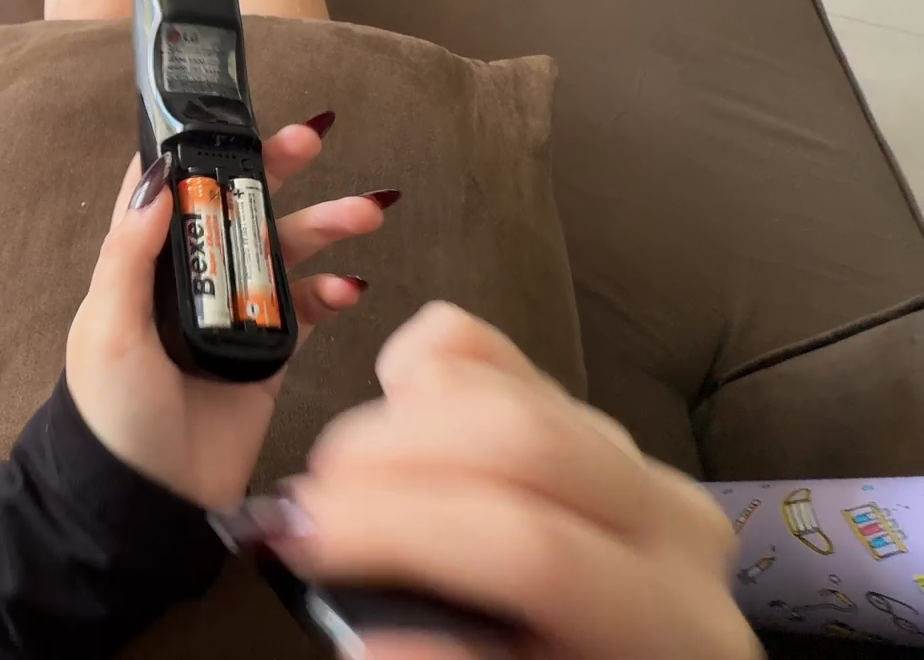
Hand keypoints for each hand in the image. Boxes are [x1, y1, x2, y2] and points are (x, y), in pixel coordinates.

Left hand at [65, 117, 389, 509]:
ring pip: (278, 252)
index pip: (163, 193)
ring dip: (320, 227)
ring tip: (366, 209)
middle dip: (270, 173)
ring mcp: (229, 313)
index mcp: (139, 265)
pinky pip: (304, 310)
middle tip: (311, 139)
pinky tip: (350, 288)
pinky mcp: (265, 351)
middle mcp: (185, 279)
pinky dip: (329, 294)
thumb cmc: (112, 409)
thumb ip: (127, 254)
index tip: (226, 120)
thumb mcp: (106, 327)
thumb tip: (153, 180)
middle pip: (231, 210)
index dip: (192, 154)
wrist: (149, 498)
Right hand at [270, 302, 759, 659]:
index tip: (303, 539)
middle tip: (311, 498)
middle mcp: (661, 517)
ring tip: (345, 477)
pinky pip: (470, 343)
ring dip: (382, 419)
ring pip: (480, 380)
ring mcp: (614, 443)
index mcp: (668, 622)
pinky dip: (408, 362)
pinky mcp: (559, 397)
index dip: (397, 530)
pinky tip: (391, 417)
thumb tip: (369, 635)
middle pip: (512, 434)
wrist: (606, 645)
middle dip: (380, 453)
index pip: (528, 547)